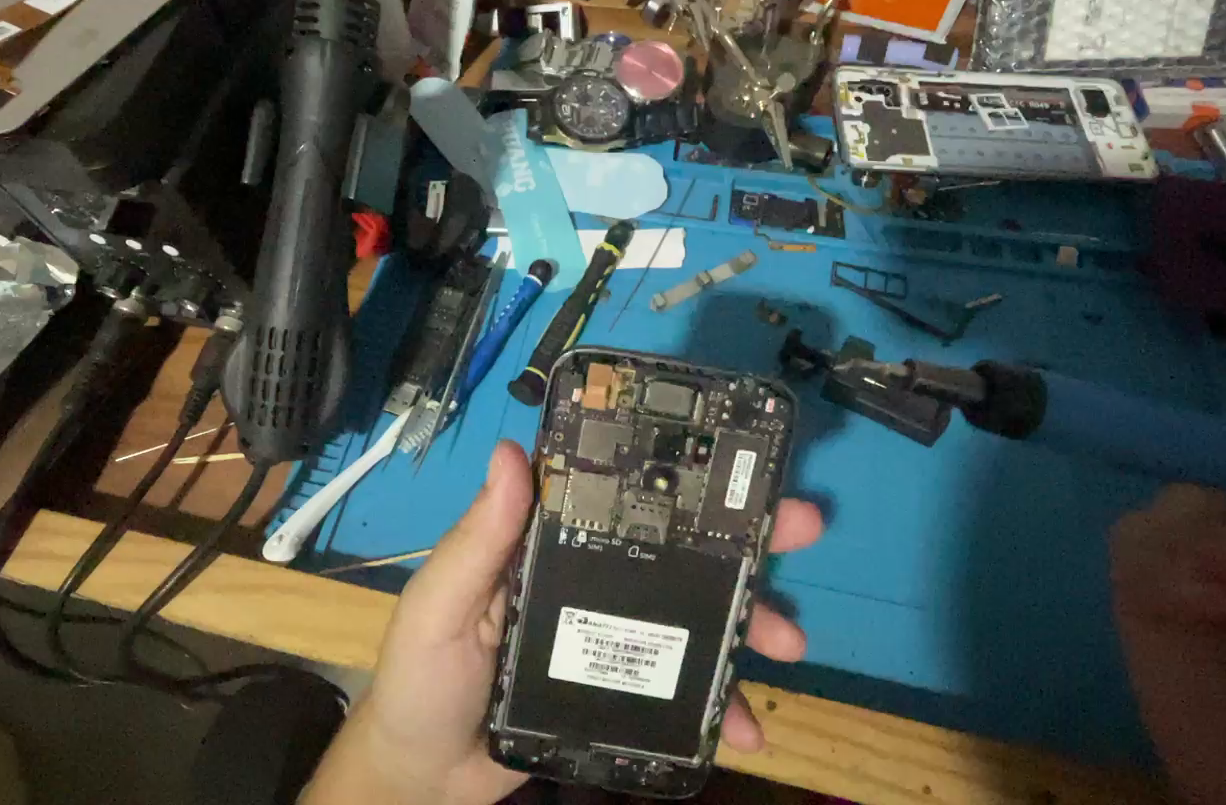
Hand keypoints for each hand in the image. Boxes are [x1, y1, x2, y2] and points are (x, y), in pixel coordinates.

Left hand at [302, 439, 823, 804]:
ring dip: (746, 618)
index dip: (673, 472)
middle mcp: (588, 576)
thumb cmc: (424, 677)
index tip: (734, 462)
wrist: (426, 777)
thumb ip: (478, 539)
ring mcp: (609, 633)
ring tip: (786, 640)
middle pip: (673, 547)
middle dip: (740, 535)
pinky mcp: (621, 687)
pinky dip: (718, 703)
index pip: (617, 493)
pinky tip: (746, 726)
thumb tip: (512, 452)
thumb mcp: (442, 603)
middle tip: (801, 527)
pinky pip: (680, 687)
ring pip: (691, 613)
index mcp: (548, 542)